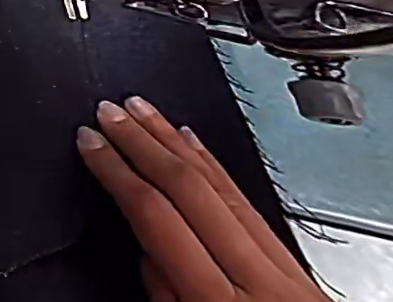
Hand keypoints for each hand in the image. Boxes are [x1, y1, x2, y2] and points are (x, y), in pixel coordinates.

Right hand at [77, 97, 329, 301]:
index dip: (116, 171)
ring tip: (141, 109)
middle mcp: (260, 287)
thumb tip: (147, 254)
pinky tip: (193, 142)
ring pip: (219, 186)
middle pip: (187, 189)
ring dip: (172, 140)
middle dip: (140, 142)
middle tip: (108, 110)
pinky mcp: (302, 274)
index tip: (91, 142)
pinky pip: (249, 203)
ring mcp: (287, 277)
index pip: (157, 218)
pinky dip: (215, 166)